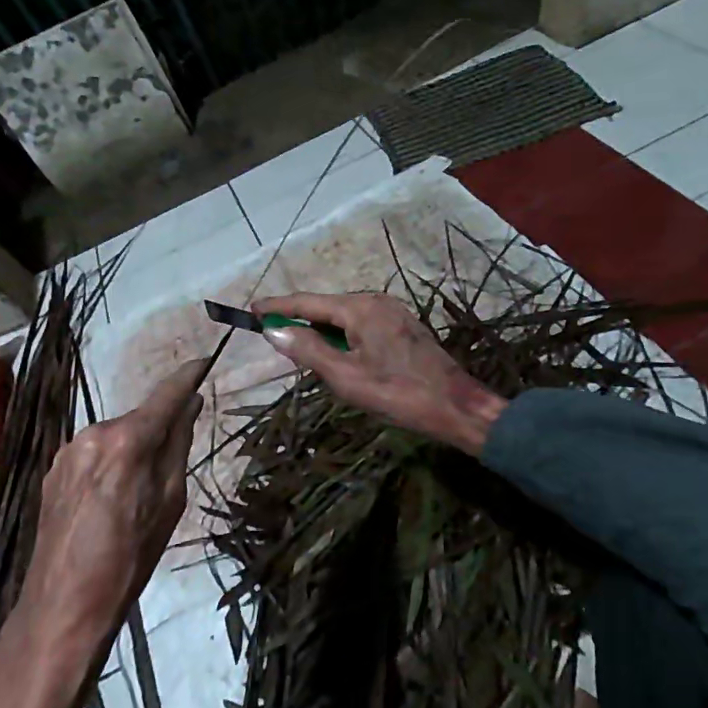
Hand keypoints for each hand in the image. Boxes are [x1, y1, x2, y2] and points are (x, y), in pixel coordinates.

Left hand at [21, 357, 207, 638]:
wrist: (64, 602)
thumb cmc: (131, 556)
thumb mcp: (170, 502)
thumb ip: (178, 445)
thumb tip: (190, 405)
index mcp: (127, 441)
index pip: (166, 395)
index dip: (188, 376)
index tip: (204, 360)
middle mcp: (94, 434)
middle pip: (139, 419)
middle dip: (158, 430)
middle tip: (169, 468)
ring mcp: (68, 450)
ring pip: (116, 436)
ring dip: (132, 449)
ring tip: (134, 494)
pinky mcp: (53, 468)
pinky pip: (94, 453)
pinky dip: (110, 462)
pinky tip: (108, 499)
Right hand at [252, 292, 507, 455]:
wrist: (455, 406)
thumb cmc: (398, 394)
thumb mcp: (346, 377)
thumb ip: (309, 350)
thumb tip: (275, 330)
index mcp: (360, 308)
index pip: (308, 302)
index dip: (279, 306)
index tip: (252, 309)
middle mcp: (376, 301)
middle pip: (327, 307)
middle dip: (300, 321)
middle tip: (275, 338)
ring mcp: (392, 312)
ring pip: (344, 317)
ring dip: (322, 332)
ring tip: (302, 352)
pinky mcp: (402, 327)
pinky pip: (361, 325)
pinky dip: (342, 337)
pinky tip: (337, 356)